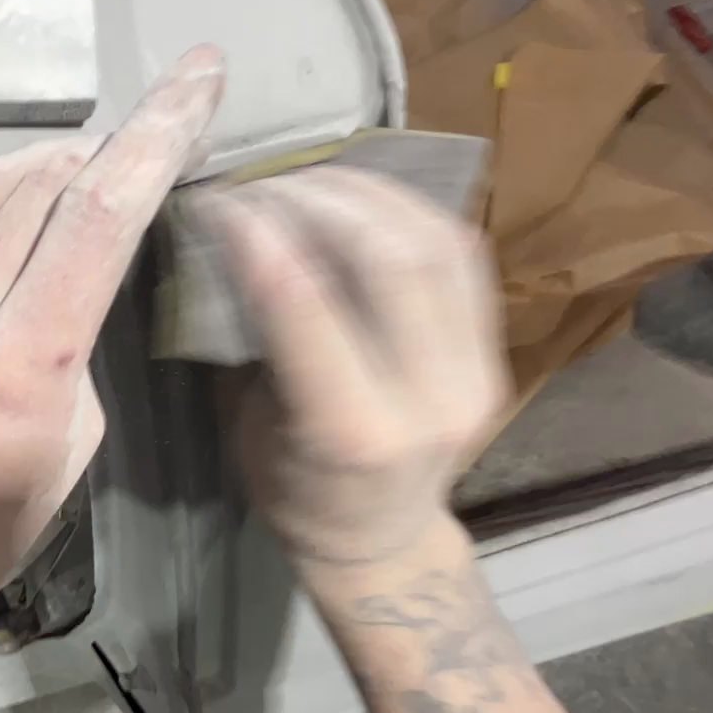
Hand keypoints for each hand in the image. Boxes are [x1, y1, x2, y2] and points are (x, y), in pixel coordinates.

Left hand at [0, 46, 226, 631]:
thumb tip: (76, 283)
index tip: (198, 80)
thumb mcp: (72, 446)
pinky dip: (9, 187)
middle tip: (170, 106)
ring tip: (109, 146)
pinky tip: (38, 186)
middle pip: (49, 185)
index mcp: (26, 359)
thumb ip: (77, 348)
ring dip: (61, 154)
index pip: (101, 216)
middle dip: (121, 132)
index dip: (158, 137)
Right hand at [201, 167, 507, 564]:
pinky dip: (408, 211)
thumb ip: (250, 339)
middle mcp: (429, 398)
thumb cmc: (291, 490)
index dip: (258, 238)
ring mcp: (476, 372)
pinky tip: (363, 196)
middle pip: (388, 260)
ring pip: (435, 246)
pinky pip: (462, 256)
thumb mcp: (246, 424)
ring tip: (309, 176)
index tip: (218, 202)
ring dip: (366, 194)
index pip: (305, 305)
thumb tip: (234, 247)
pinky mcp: (494, 352)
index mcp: (349, 431)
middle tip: (262, 183)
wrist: (378, 536)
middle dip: (316, 201)